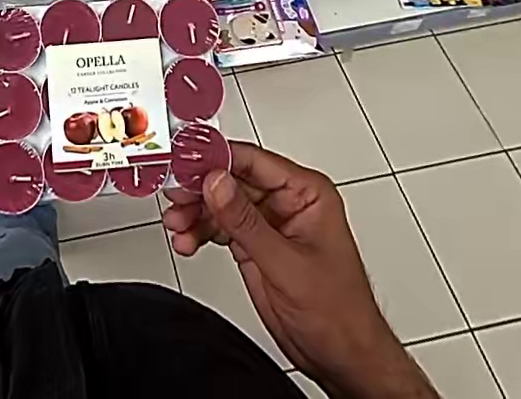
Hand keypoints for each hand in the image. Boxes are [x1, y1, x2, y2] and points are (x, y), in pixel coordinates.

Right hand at [163, 143, 432, 398]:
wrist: (345, 363)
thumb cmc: (342, 316)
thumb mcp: (287, 264)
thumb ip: (246, 221)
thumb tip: (216, 181)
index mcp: (305, 192)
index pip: (252, 160)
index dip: (215, 158)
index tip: (185, 160)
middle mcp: (285, 200)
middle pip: (230, 178)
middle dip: (199, 188)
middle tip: (175, 195)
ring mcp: (268, 221)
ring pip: (220, 200)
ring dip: (195, 211)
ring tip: (178, 224)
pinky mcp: (254, 241)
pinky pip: (219, 224)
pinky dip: (200, 231)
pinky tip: (188, 240)